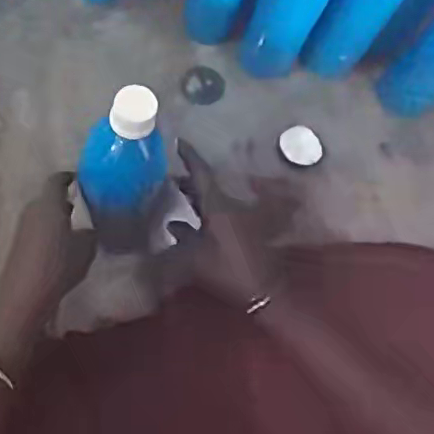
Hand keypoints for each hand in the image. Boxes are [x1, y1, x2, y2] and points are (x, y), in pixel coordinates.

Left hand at [0, 172, 95, 348]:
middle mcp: (32, 210)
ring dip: (55, 217)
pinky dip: (49, 231)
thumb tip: (87, 228)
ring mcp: (22, 227)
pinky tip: (61, 246)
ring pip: (42, 214)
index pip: (57, 180)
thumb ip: (89, 232)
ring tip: (73, 227)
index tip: (80, 180)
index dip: (69, 178)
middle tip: (81, 206)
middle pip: (47, 197)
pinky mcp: (19, 245)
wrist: (25, 295)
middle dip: (63, 200)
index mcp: (49, 204)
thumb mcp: (86, 248)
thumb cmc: (59, 265)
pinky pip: (37, 229)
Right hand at [168, 141, 281, 308]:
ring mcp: (238, 218)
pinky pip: (219, 214)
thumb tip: (169, 225)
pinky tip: (185, 224)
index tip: (179, 141)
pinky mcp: (242, 232)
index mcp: (218, 205)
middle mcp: (229, 206)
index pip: (201, 173)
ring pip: (213, 200)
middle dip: (189, 180)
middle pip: (206, 186)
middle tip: (169, 175)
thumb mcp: (195, 258)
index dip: (189, 156)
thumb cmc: (229, 270)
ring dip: (196, 196)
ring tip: (177, 194)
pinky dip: (204, 214)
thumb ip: (181, 238)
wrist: (263, 292)